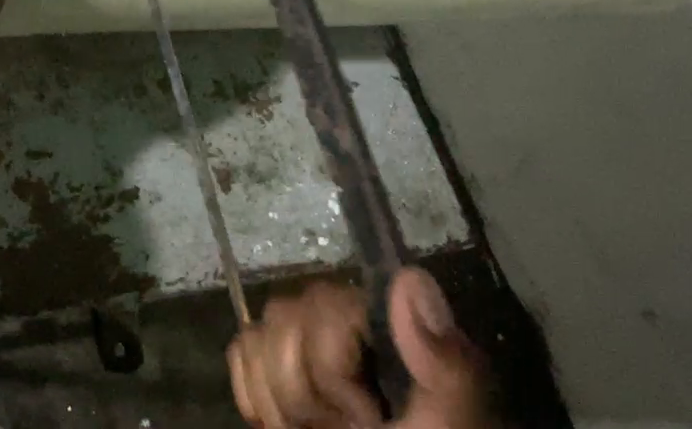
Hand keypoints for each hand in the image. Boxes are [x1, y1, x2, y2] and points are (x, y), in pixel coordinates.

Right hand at [226, 268, 491, 428]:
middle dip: (302, 386)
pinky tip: (290, 425)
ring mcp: (302, 345)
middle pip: (283, 315)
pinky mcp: (272, 367)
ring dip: (280, 397)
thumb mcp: (450, 424)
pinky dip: (257, 395)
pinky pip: (241, 354)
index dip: (330, 364)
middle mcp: (340, 323)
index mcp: (383, 326)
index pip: (322, 305)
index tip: (370, 418)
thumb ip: (445, 362)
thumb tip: (412, 277)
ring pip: (255, 335)